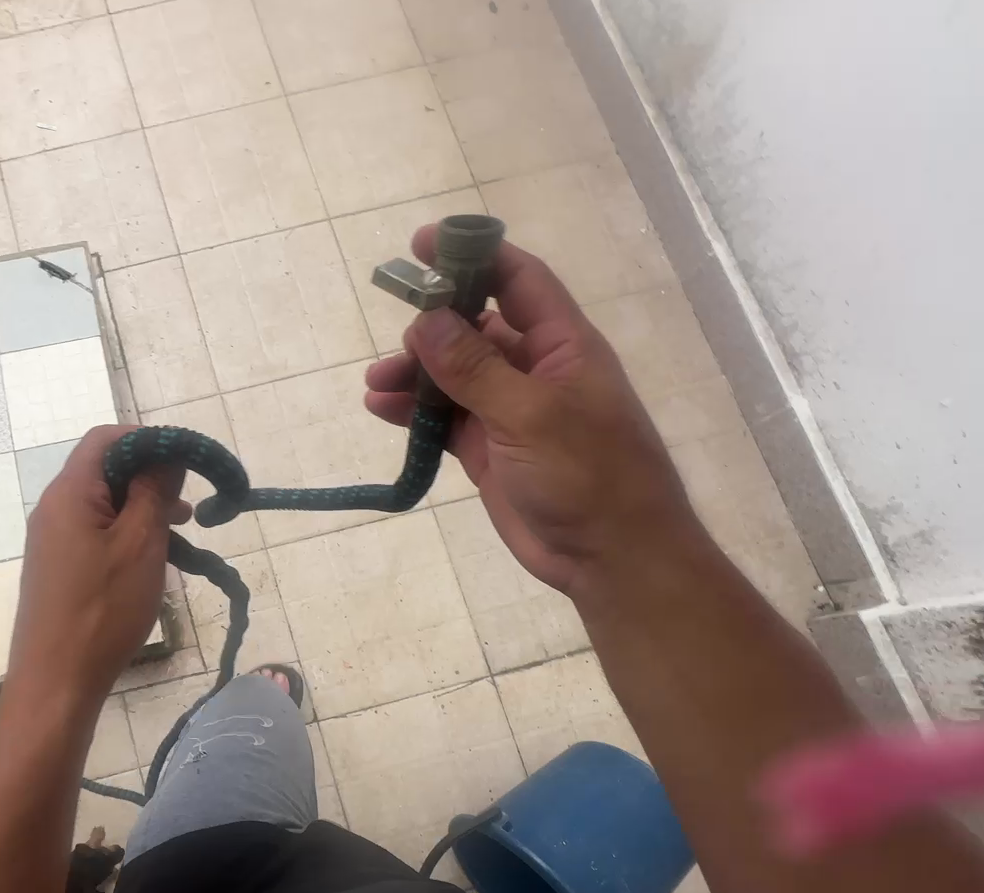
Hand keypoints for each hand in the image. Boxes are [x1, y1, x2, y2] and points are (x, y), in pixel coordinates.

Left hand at [8, 426, 187, 708]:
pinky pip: (95, 533)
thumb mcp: (140, 544)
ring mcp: (52, 539)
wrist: (56, 682)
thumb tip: (167, 454)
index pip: (105, 438)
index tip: (183, 465)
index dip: (146, 441)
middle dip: (149, 478)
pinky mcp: (57, 567)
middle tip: (187, 505)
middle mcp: (53, 508)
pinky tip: (152, 560)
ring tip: (180, 532)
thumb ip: (154, 492)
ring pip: (103, 505)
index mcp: (69, 493)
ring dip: (142, 509)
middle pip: (104, 470)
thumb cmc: (103, 610)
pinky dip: (126, 534)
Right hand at [364, 227, 699, 595]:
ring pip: (452, 377)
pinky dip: (413, 413)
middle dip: (431, 328)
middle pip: (474, 330)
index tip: (422, 245)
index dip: (473, 257)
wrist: (608, 556)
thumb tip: (424, 321)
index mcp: (561, 346)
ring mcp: (507, 411)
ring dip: (414, 376)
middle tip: (394, 343)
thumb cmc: (588, 475)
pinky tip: (382, 409)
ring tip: (375, 384)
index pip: (516, 282)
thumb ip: (475, 367)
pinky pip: (444, 419)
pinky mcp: (487, 448)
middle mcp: (533, 370)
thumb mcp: (530, 414)